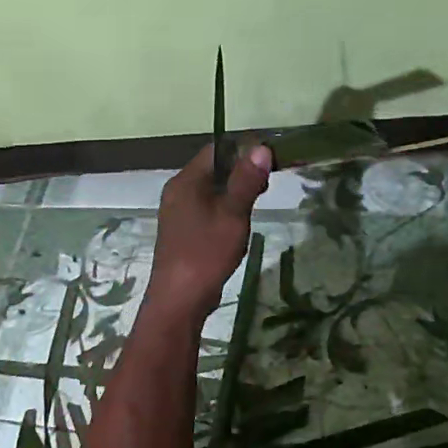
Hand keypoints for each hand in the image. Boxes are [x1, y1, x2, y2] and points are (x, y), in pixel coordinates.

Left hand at [148, 142, 272, 319]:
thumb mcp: (233, 214)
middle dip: (241, 173)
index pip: (215, 150)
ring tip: (257, 204)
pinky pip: (205, 210)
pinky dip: (223, 210)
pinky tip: (237, 226)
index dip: (243, 151)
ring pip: (209, 191)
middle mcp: (176, 192)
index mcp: (185, 181)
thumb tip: (261, 147)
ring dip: (233, 193)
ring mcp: (176, 213)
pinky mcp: (181, 232)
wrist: (179, 299)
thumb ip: (246, 180)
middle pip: (212, 170)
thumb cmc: (206, 253)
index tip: (270, 161)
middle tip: (268, 185)